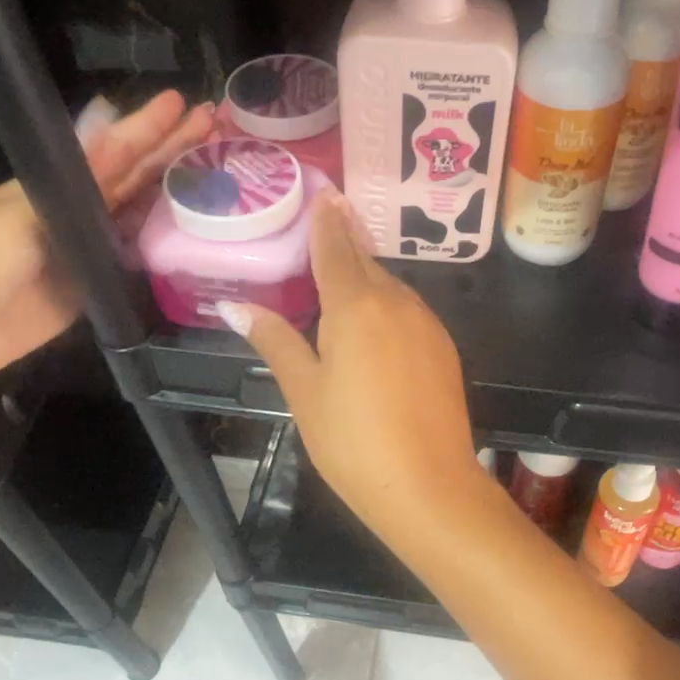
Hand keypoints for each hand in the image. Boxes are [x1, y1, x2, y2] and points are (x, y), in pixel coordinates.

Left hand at [0, 89, 212, 383]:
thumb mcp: (23, 212)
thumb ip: (74, 179)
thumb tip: (111, 130)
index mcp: (57, 182)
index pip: (114, 150)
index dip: (148, 127)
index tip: (182, 103)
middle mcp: (81, 207)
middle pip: (136, 173)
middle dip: (173, 147)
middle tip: (214, 122)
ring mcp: (92, 245)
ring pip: (144, 208)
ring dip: (177, 186)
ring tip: (218, 165)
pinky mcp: (101, 282)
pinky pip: (141, 252)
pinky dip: (166, 235)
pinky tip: (198, 222)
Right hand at [225, 191, 488, 538]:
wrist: (429, 486)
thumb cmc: (353, 440)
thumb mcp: (304, 391)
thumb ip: (275, 340)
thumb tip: (234, 306)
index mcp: (355, 306)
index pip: (335, 250)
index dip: (326, 222)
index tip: (323, 194)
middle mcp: (396, 303)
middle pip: (366, 262)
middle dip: (347, 239)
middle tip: (330, 217)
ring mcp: (427, 325)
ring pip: (392, 286)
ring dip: (368, 273)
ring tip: (346, 268)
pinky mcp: (444, 349)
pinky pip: (410, 311)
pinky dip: (389, 303)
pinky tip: (377, 319)